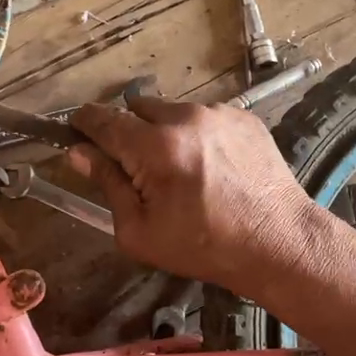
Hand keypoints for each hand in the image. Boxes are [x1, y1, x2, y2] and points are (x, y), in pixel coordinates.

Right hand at [66, 97, 319, 287]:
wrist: (279, 243)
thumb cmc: (204, 247)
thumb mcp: (141, 232)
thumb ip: (108, 185)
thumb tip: (79, 154)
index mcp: (155, 148)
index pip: (103, 120)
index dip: (83, 123)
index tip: (76, 129)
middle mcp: (185, 118)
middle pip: (137, 108)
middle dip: (130, 131)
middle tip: (138, 166)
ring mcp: (218, 113)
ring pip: (172, 111)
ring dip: (165, 132)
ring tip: (182, 170)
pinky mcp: (243, 117)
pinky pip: (204, 117)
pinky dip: (196, 135)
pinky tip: (212, 167)